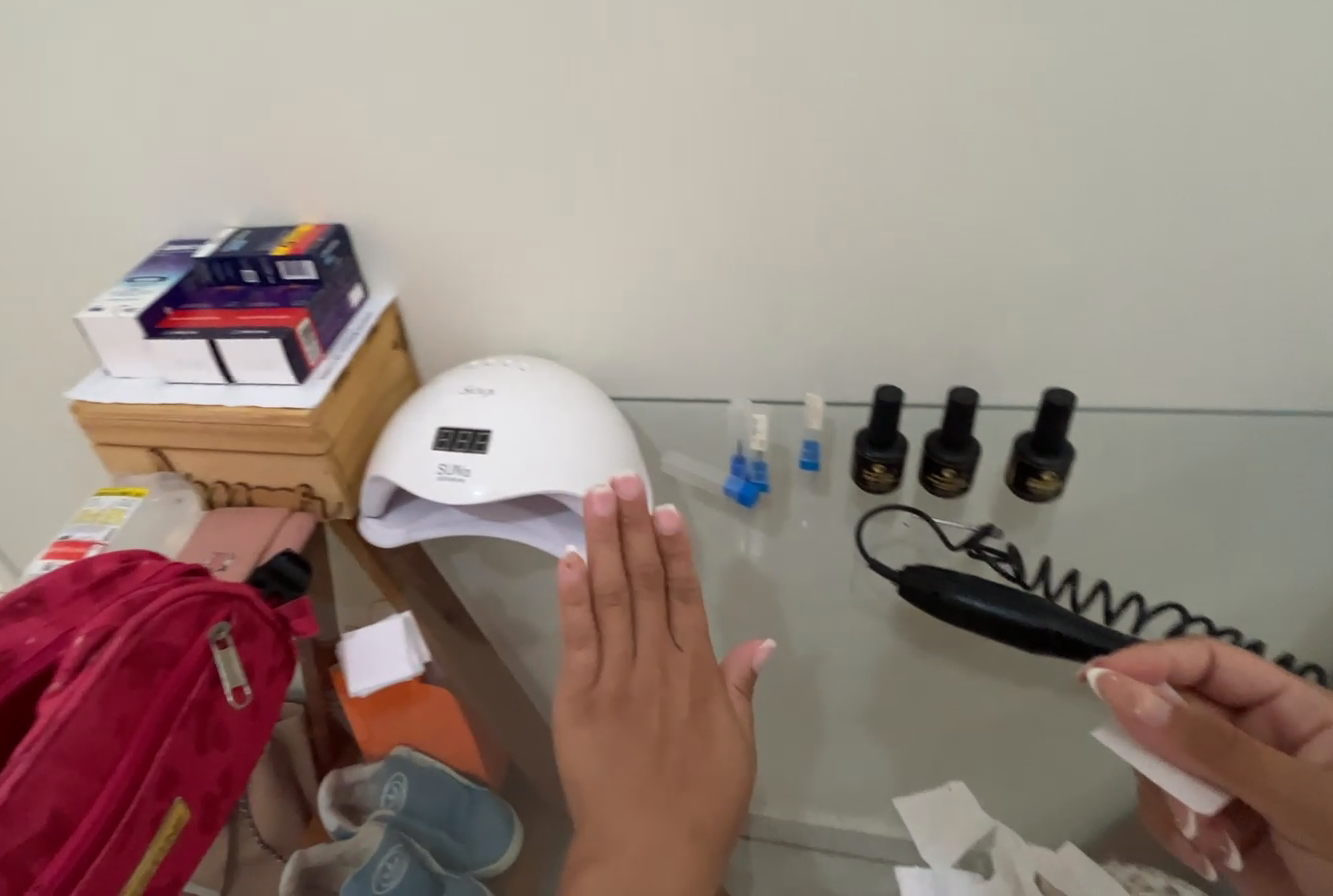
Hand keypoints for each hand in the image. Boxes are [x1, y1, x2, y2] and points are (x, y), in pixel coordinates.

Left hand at [553, 473, 773, 895]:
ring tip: (597, 497)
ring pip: (611, 596)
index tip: (664, 508)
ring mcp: (615, 675)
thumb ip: (743, 687)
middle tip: (623, 479)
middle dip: (633, 526)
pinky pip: (578, 636)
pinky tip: (569, 558)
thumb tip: (763, 641)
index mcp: (697, 672)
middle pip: (644, 581)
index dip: (675, 548)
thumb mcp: (739, 747)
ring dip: (603, 543)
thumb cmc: (699, 801)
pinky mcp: (578, 694)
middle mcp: (657, 662)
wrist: (649, 853)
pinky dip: (573, 595)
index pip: (685, 594)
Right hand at [1086, 638, 1332, 895]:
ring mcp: (1243, 784)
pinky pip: (1168, 803)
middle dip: (1162, 751)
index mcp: (1301, 714)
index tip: (1096, 678)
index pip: (1210, 662)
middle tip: (1167, 786)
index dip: (1151, 661)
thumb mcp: (1311, 805)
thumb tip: (1112, 686)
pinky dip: (1174, 827)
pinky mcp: (1225, 826)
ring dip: (1169, 797)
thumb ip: (1210, 747)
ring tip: (1205, 840)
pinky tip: (1207, 858)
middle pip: (1174, 710)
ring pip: (1161, 759)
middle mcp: (1265, 739)